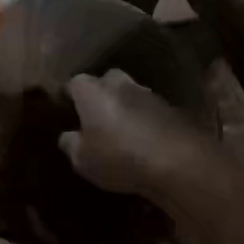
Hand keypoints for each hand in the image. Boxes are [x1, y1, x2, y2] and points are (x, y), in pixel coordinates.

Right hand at [59, 69, 228, 202]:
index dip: (69, 96)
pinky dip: (144, 122)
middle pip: (106, 82)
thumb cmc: (119, 157)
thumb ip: (70, 145)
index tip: (66, 110)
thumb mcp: (83, 160)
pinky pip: (150, 112)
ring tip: (120, 133)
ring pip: (130, 96)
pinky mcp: (172, 110)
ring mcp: (150, 95)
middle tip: (95, 119)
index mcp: (93, 92)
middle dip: (100, 96)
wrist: (178, 162)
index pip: (74, 83)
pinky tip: (143, 142)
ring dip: (124, 109)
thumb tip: (67, 136)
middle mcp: (120, 84)